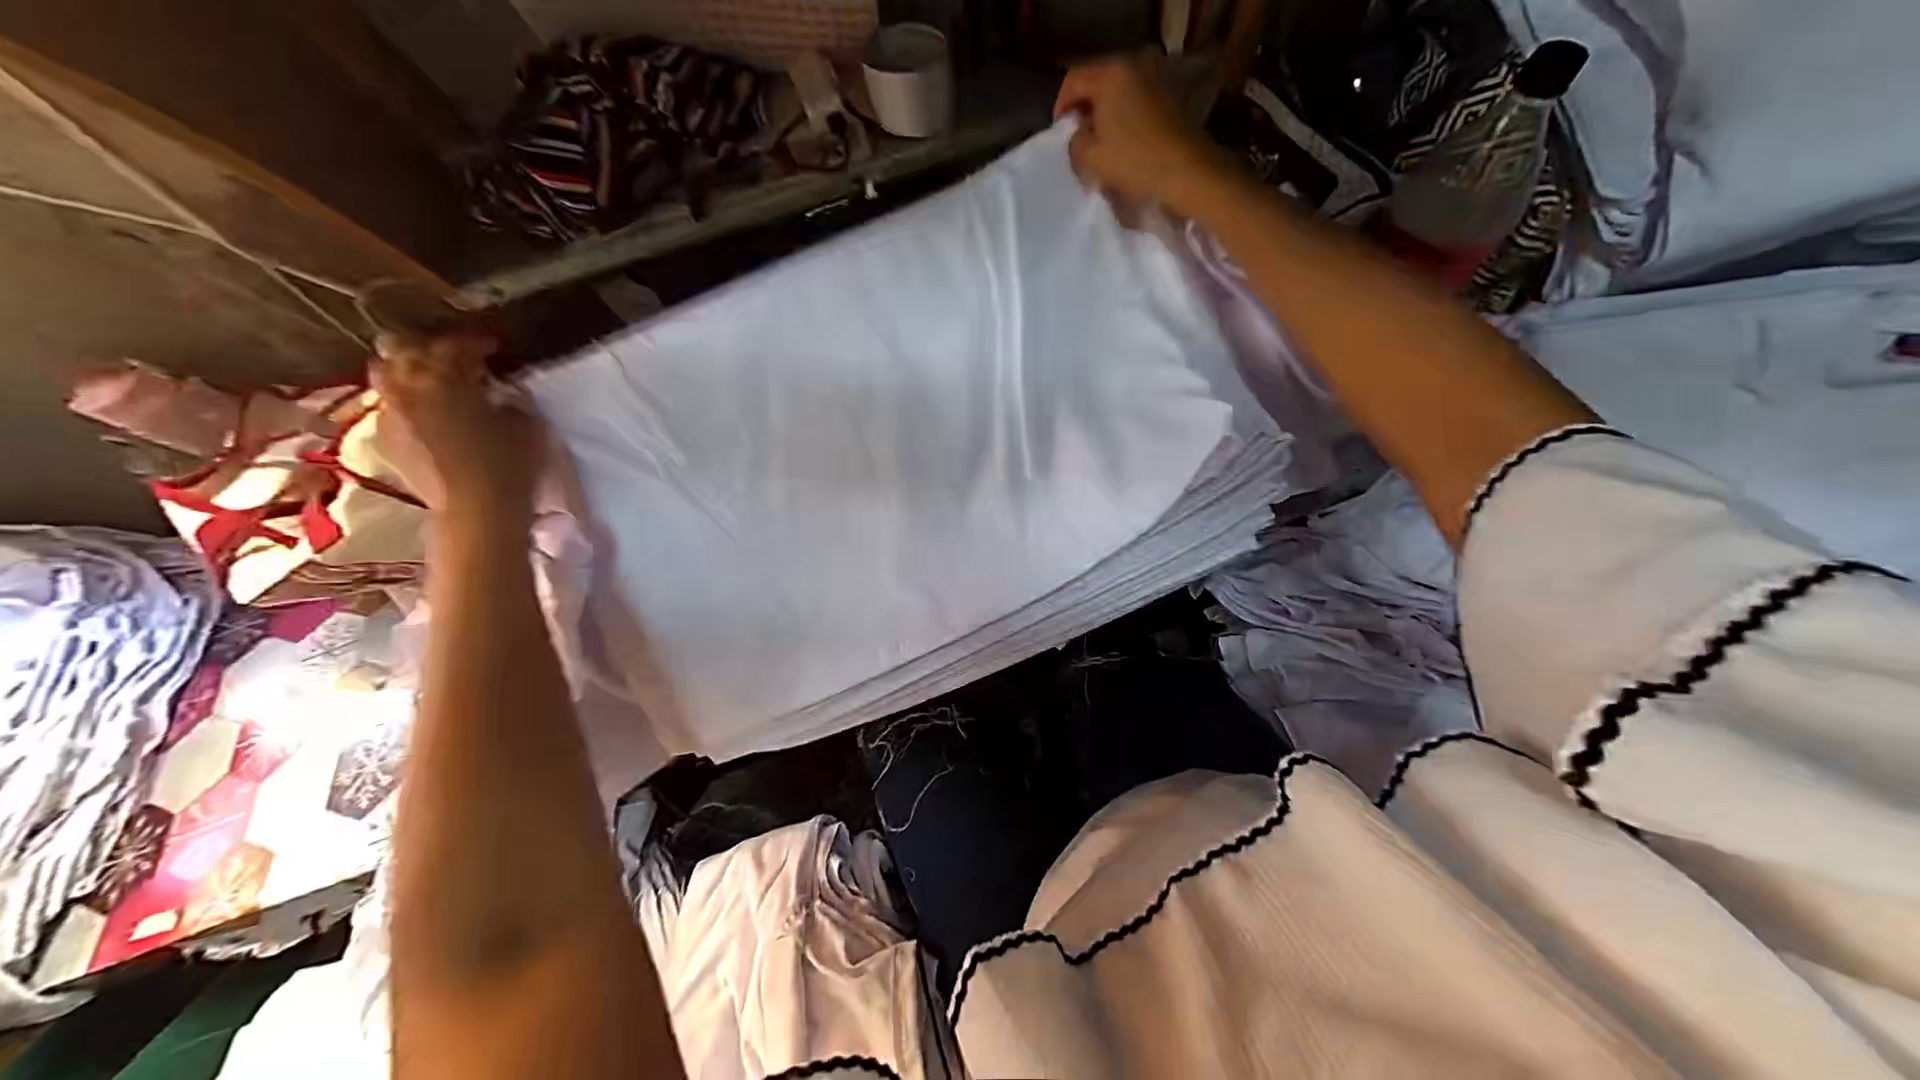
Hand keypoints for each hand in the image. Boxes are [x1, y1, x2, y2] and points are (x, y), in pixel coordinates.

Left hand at [372, 331, 539, 531]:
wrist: (477, 512)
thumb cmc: (509, 464)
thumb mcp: (525, 423)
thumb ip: (507, 398)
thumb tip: (496, 393)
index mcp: (443, 374)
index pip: (457, 343)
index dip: (477, 343)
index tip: (495, 349)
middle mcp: (406, 384)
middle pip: (401, 346)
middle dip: (427, 348)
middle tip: (454, 360)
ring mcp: (389, 411)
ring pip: (386, 373)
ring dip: (408, 372)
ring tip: (434, 384)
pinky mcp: (384, 438)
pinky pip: (389, 406)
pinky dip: (406, 403)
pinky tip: (428, 417)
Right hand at [1054, 53, 1237, 217]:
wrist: (1185, 169)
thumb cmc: (1134, 161)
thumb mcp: (1090, 156)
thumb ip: (1074, 140)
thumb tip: (1079, 133)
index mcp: (1111, 73)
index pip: (1074, 79)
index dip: (1061, 105)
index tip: (1060, 130)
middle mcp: (1134, 63)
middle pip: (1098, 78)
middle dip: (1084, 104)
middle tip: (1077, 133)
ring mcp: (1156, 73)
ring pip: (1119, 86)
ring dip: (1105, 107)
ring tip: (1100, 136)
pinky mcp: (1170, 89)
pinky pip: (1137, 92)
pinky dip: (1125, 108)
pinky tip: (1122, 133)